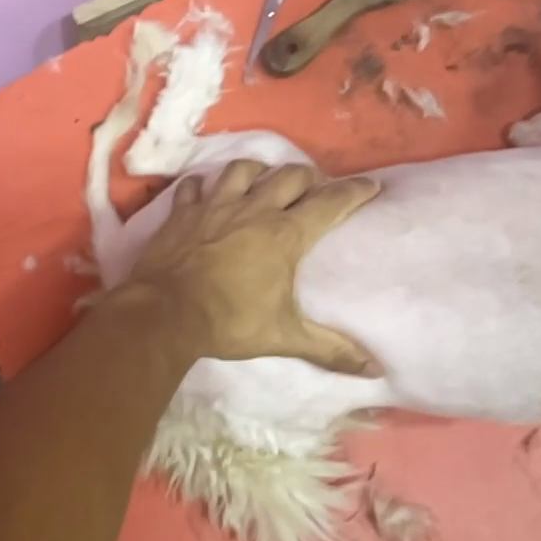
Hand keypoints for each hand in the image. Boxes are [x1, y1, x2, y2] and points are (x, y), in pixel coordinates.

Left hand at [114, 160, 380, 374]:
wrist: (164, 312)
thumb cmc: (229, 322)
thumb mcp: (284, 337)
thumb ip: (330, 349)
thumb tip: (375, 370)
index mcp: (285, 234)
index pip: (330, 203)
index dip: (354, 191)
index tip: (370, 185)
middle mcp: (254, 210)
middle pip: (290, 176)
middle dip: (308, 177)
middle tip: (313, 189)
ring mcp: (215, 206)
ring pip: (243, 169)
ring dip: (258, 170)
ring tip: (264, 179)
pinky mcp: (183, 212)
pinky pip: (194, 185)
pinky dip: (203, 185)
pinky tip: (205, 190)